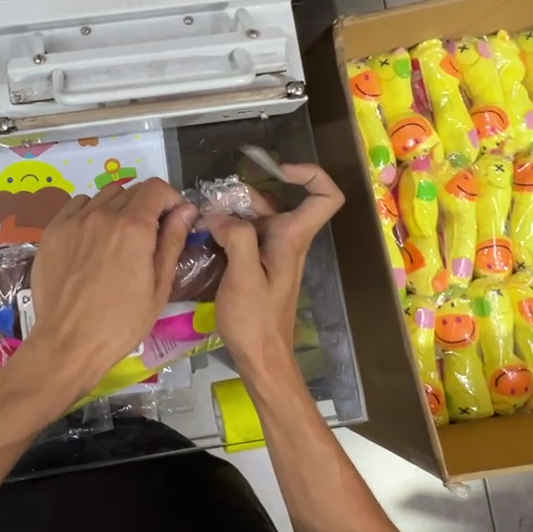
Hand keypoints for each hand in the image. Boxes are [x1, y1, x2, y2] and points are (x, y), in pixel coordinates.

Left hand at [10, 178, 196, 404]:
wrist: (68, 342)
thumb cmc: (121, 322)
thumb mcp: (159, 287)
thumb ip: (173, 241)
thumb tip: (185, 210)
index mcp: (133, 227)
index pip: (157, 188)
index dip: (170, 199)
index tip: (173, 219)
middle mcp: (103, 215)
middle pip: (132, 190)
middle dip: (147, 206)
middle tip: (148, 236)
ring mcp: (74, 221)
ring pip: (105, 196)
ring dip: (119, 208)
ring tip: (118, 238)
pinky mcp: (53, 231)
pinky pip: (78, 206)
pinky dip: (91, 213)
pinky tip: (92, 239)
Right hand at [201, 163, 343, 384]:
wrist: (260, 359)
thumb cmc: (255, 321)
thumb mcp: (243, 277)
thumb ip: (236, 238)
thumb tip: (221, 214)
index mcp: (293, 240)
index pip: (326, 197)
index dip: (310, 175)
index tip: (278, 172)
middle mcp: (288, 241)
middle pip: (282, 201)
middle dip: (250, 194)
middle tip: (217, 203)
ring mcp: (274, 254)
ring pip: (260, 217)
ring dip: (235, 211)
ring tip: (206, 217)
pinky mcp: (259, 265)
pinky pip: (248, 235)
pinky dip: (229, 229)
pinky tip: (207, 236)